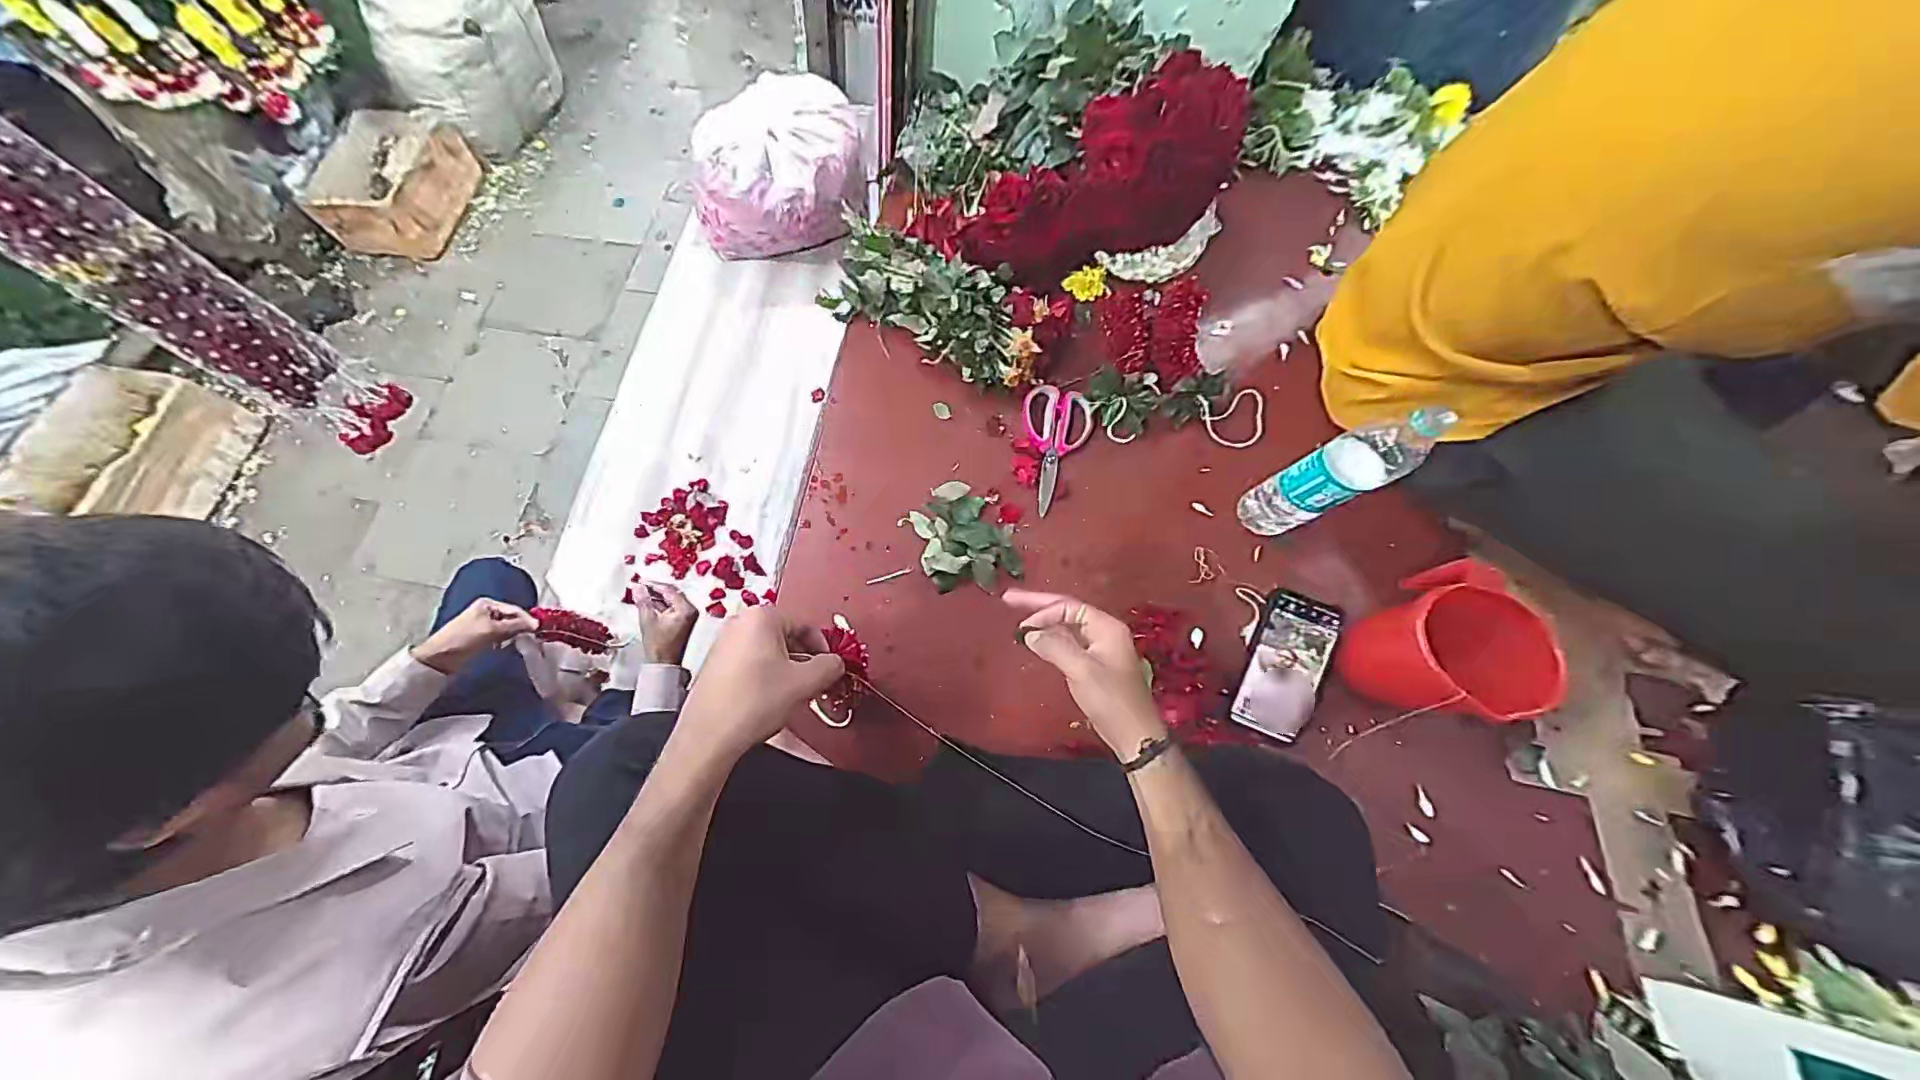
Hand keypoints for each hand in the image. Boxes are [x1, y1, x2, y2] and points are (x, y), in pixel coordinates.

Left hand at [413, 598, 538, 674]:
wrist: (439, 658)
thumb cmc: (464, 639)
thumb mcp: (492, 630)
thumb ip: (516, 625)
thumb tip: (537, 623)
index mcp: (487, 604)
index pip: (516, 609)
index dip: (528, 619)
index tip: (538, 630)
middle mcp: (487, 611)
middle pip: (513, 618)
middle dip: (521, 627)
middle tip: (530, 637)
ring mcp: (484, 623)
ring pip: (508, 627)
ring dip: (514, 635)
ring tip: (518, 642)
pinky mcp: (482, 635)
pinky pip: (501, 635)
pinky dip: (505, 640)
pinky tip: (505, 645)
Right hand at [635, 581, 697, 664]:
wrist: (664, 663)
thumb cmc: (658, 644)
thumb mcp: (648, 619)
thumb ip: (643, 601)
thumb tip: (638, 587)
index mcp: (686, 609)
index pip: (671, 590)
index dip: (655, 584)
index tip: (642, 581)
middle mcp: (690, 611)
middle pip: (672, 594)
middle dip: (656, 589)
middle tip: (641, 585)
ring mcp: (687, 616)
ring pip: (671, 600)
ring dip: (657, 596)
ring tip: (641, 592)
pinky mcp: (682, 621)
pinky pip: (671, 607)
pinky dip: (660, 604)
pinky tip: (648, 602)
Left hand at [672, 607, 844, 765]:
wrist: (708, 736)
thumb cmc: (755, 702)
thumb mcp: (805, 683)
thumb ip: (830, 666)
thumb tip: (835, 663)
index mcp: (761, 617)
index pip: (805, 625)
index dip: (822, 648)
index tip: (828, 668)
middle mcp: (739, 622)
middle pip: (786, 636)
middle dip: (804, 659)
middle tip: (812, 682)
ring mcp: (723, 642)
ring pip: (768, 650)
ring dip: (786, 669)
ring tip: (791, 694)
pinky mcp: (714, 663)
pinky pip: (750, 661)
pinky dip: (765, 675)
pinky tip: (768, 699)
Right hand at [1004, 590, 1166, 757]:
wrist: (1134, 734)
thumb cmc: (1111, 700)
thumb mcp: (1082, 671)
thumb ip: (1055, 647)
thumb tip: (1029, 634)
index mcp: (1107, 627)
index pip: (1070, 607)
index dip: (1044, 612)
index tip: (1023, 626)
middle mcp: (1104, 632)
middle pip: (1067, 611)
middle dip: (1039, 607)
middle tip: (1009, 599)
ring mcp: (1099, 648)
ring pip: (1066, 628)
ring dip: (1043, 625)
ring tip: (1018, 622)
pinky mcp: (1093, 664)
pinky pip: (1069, 644)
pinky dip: (1051, 641)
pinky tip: (1035, 643)